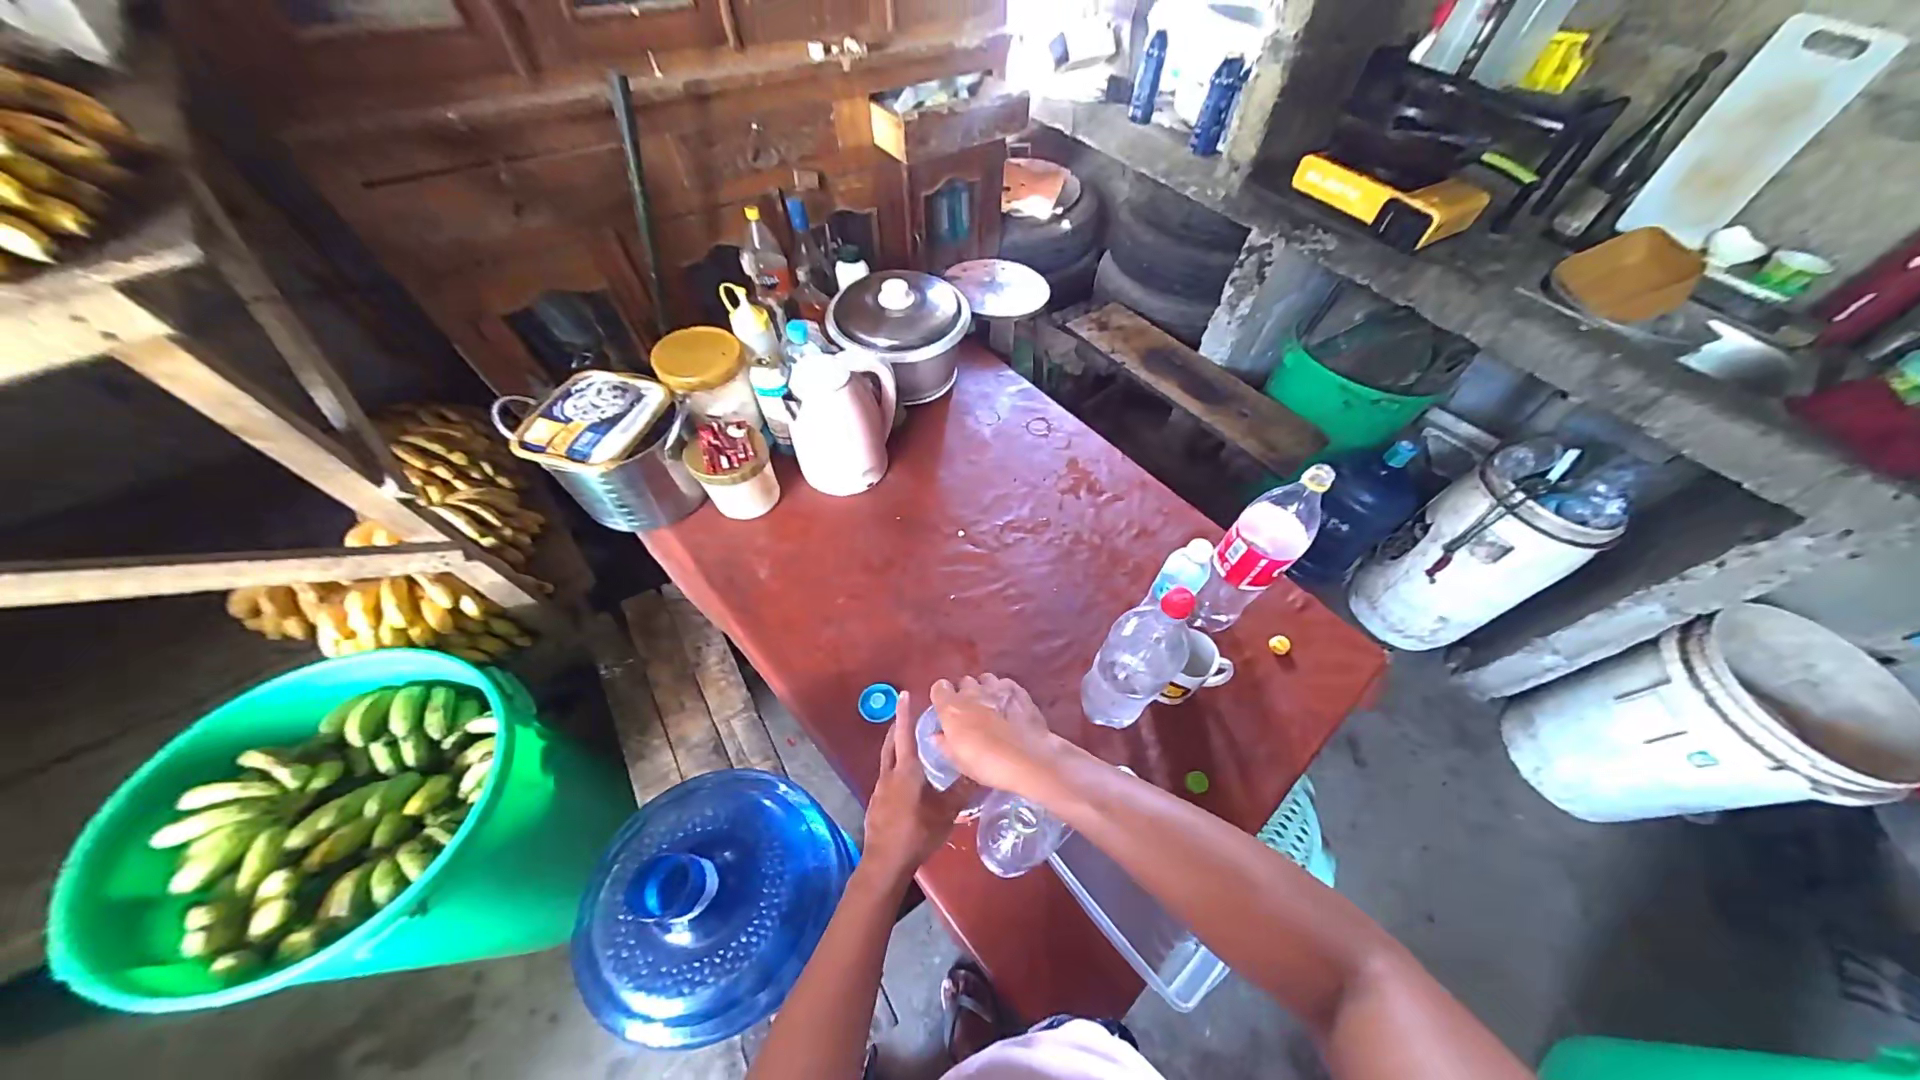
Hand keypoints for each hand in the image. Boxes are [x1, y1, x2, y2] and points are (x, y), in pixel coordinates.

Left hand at [862, 690, 975, 883]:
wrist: (885, 862)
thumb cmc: (917, 832)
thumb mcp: (946, 811)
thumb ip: (962, 789)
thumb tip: (981, 769)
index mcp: (906, 770)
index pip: (905, 734)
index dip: (905, 713)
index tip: (904, 694)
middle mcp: (889, 774)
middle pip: (891, 743)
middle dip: (899, 727)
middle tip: (909, 716)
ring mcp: (879, 789)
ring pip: (887, 760)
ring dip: (897, 747)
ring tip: (911, 744)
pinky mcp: (876, 803)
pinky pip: (887, 777)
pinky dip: (895, 768)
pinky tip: (907, 780)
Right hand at [927, 674, 1062, 795]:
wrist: (1025, 760)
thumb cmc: (985, 764)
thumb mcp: (958, 761)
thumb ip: (945, 744)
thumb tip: (938, 736)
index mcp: (952, 707)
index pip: (939, 688)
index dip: (942, 697)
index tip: (945, 709)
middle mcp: (972, 692)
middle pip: (964, 682)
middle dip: (966, 693)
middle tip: (970, 713)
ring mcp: (997, 689)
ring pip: (986, 679)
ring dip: (986, 690)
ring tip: (991, 707)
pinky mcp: (1020, 692)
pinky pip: (1007, 685)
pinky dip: (1006, 692)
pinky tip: (1010, 707)